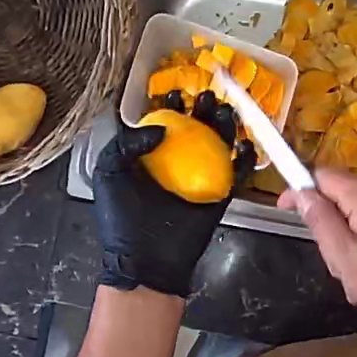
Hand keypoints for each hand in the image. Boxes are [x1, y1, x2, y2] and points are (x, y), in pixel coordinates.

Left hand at [94, 91, 256, 297]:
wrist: (144, 261)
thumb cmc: (121, 218)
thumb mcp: (110, 172)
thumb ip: (127, 143)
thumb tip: (159, 128)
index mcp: (152, 158)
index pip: (167, 124)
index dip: (173, 107)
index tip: (177, 94)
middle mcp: (178, 165)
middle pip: (198, 129)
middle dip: (204, 110)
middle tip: (206, 97)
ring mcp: (201, 181)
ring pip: (220, 146)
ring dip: (226, 127)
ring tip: (225, 112)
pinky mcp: (219, 198)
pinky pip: (236, 175)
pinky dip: (245, 160)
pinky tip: (245, 146)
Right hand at [278, 167, 356, 333]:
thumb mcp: (345, 258)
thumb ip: (320, 222)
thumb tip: (301, 193)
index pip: (322, 174)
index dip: (299, 188)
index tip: (283, 210)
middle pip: (341, 192)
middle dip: (326, 219)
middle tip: (330, 258)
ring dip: (347, 235)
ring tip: (353, 273)